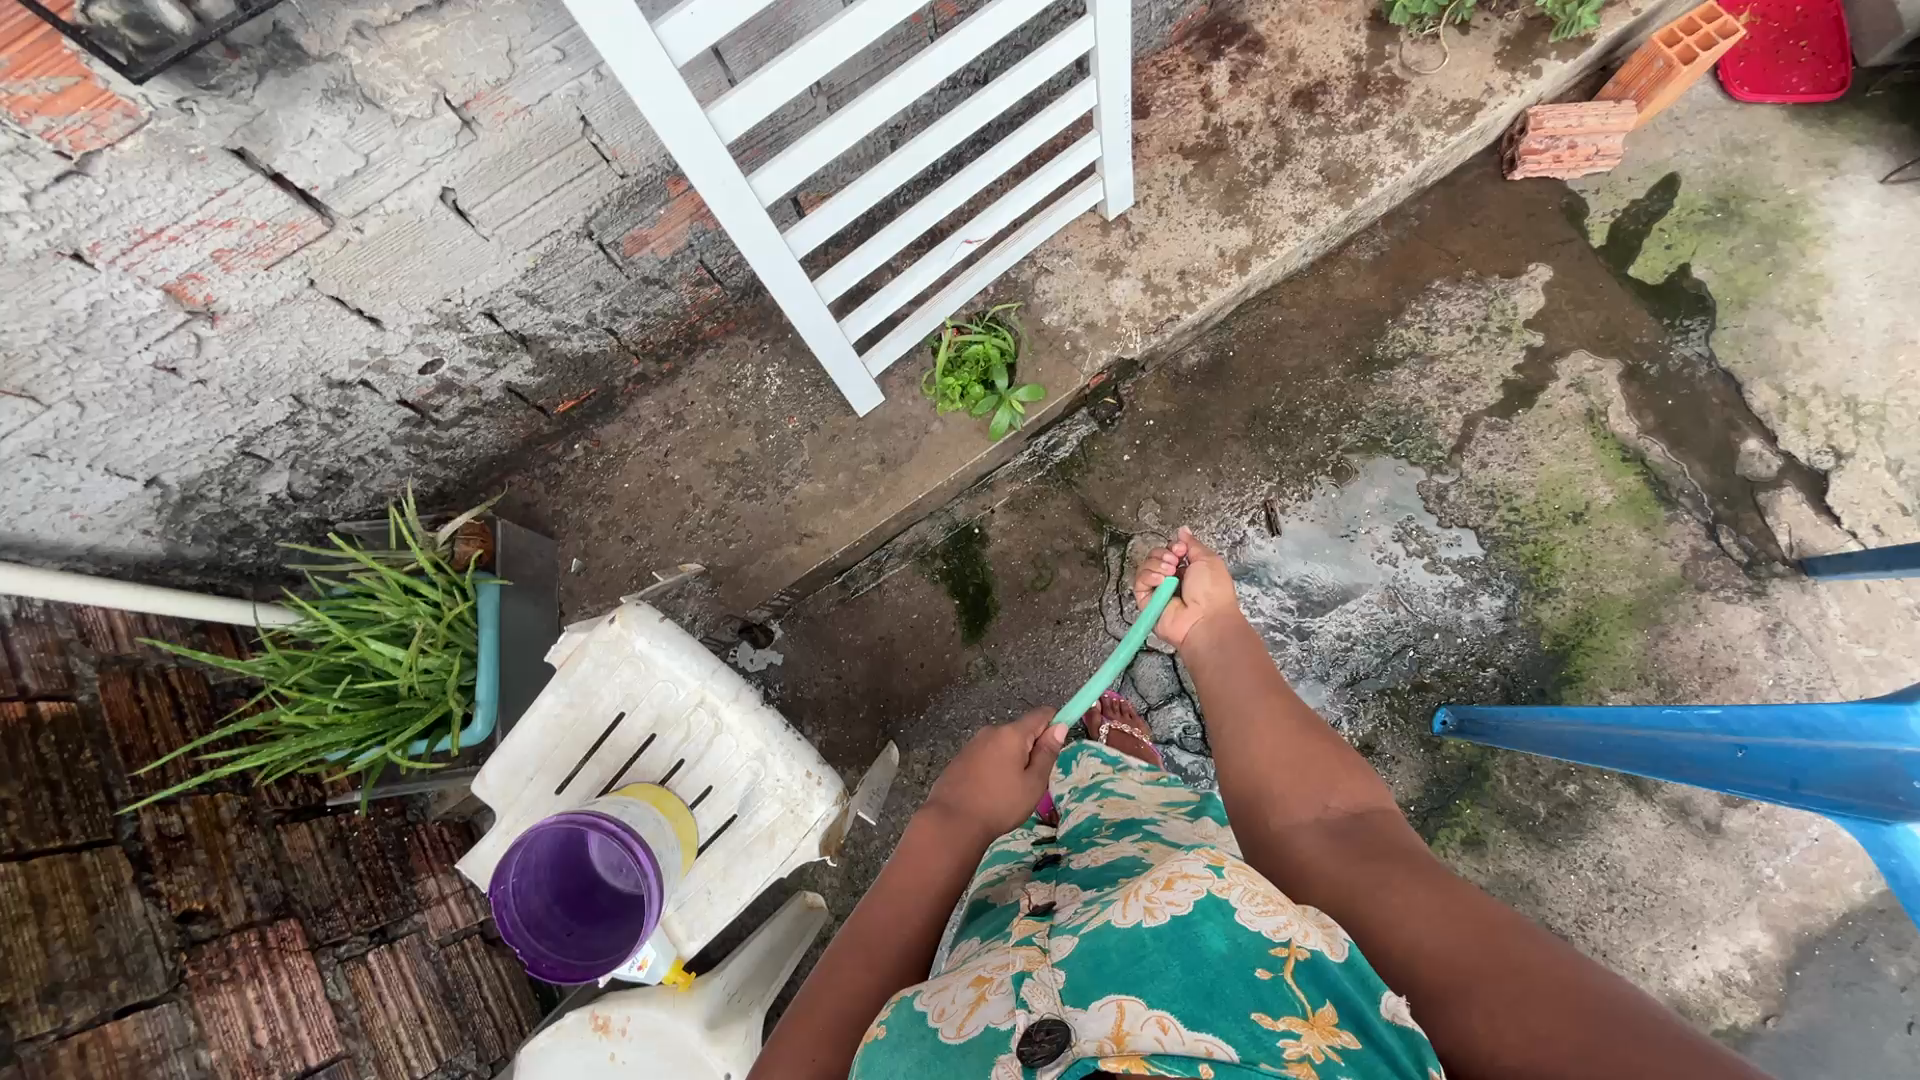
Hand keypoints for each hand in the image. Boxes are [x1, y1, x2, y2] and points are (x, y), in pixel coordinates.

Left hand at [923, 708, 1066, 840]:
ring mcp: (973, 743)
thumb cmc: (1000, 804)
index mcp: (1011, 734)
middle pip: (1021, 731)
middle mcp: (991, 731)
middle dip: (1031, 749)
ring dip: (1012, 760)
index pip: (1041, 714)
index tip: (1057, 747)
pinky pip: (986, 755)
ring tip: (1009, 792)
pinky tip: (989, 792)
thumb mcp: (1033, 783)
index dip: (1055, 724)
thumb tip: (1059, 726)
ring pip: (1003, 745)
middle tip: (1032, 781)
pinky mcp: (960, 758)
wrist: (951, 821)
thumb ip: (1047, 753)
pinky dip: (994, 767)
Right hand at [1133, 526, 1240, 648]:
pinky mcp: (1147, 602)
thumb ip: (1192, 544)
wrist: (1206, 619)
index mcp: (1187, 570)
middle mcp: (1172, 580)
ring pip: (1145, 567)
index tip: (1180, 550)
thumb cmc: (1213, 592)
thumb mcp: (1208, 559)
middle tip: (1175, 561)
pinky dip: (1148, 576)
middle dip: (1163, 554)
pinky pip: (1139, 582)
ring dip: (1156, 564)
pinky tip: (1161, 580)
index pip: (1169, 551)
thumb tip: (1182, 531)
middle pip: (1155, 557)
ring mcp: (1158, 591)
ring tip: (1170, 572)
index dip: (1172, 547)